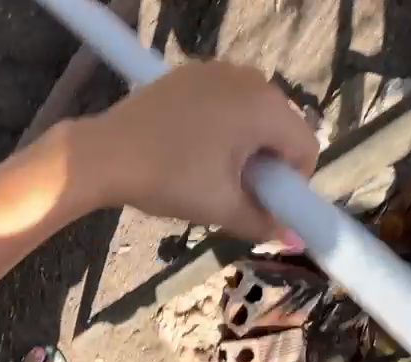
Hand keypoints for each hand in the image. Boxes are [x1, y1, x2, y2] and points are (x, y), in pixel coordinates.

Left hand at [76, 62, 320, 241]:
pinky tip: (189, 153)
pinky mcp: (191, 75)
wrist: (105, 154)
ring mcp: (219, 71)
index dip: (291, 187)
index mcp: (266, 108)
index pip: (306, 149)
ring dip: (241, 150)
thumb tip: (291, 241)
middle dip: (265, 167)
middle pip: (280, 130)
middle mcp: (251, 79)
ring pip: (250, 117)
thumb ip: (261, 223)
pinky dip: (218, 130)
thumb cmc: (169, 180)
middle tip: (231, 195)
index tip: (262, 207)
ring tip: (207, 177)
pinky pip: (223, 105)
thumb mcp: (219, 208)